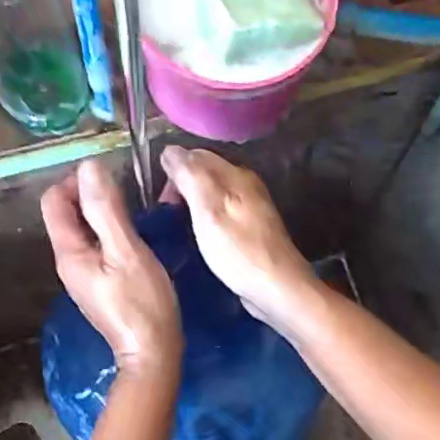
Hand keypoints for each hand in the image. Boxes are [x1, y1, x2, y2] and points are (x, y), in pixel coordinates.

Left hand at [42, 161, 182, 375]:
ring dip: (104, 215)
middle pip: (68, 216)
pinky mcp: (101, 288)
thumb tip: (88, 167)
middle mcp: (69, 264)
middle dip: (91, 196)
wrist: (152, 355)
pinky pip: (99, 251)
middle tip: (127, 192)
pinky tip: (137, 238)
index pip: (54, 201)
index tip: (109, 178)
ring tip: (136, 212)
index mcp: (69, 253)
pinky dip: (112, 236)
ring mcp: (85, 279)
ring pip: (86, 233)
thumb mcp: (127, 252)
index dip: (76, 181)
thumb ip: (106, 210)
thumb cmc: (143, 305)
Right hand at [158, 146, 318, 332]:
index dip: (173, 172)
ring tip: (179, 230)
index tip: (162, 202)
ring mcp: (251, 209)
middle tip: (167, 217)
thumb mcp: (208, 210)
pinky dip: (206, 222)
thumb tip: (170, 150)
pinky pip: (221, 215)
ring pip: (213, 195)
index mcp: (236, 174)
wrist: (278, 289)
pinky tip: (200, 240)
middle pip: (205, 174)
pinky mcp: (252, 232)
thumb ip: (190, 176)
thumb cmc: (239, 251)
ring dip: (192, 207)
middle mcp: (246, 185)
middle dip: (181, 189)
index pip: (195, 155)